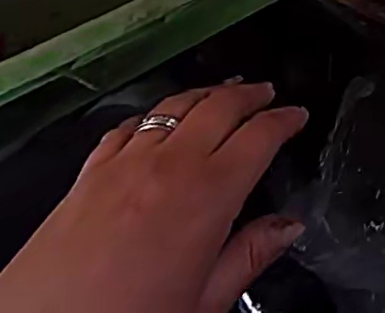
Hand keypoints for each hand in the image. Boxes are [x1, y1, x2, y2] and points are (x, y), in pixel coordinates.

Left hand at [0, 82, 308, 312]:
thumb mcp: (201, 305)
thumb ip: (250, 256)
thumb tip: (290, 226)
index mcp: (209, 194)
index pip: (261, 134)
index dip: (286, 119)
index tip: (297, 116)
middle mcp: (171, 165)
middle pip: (223, 104)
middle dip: (253, 93)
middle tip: (268, 94)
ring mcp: (125, 164)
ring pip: (178, 104)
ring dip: (209, 93)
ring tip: (225, 92)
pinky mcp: (86, 176)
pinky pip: (129, 126)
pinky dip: (155, 114)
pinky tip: (159, 120)